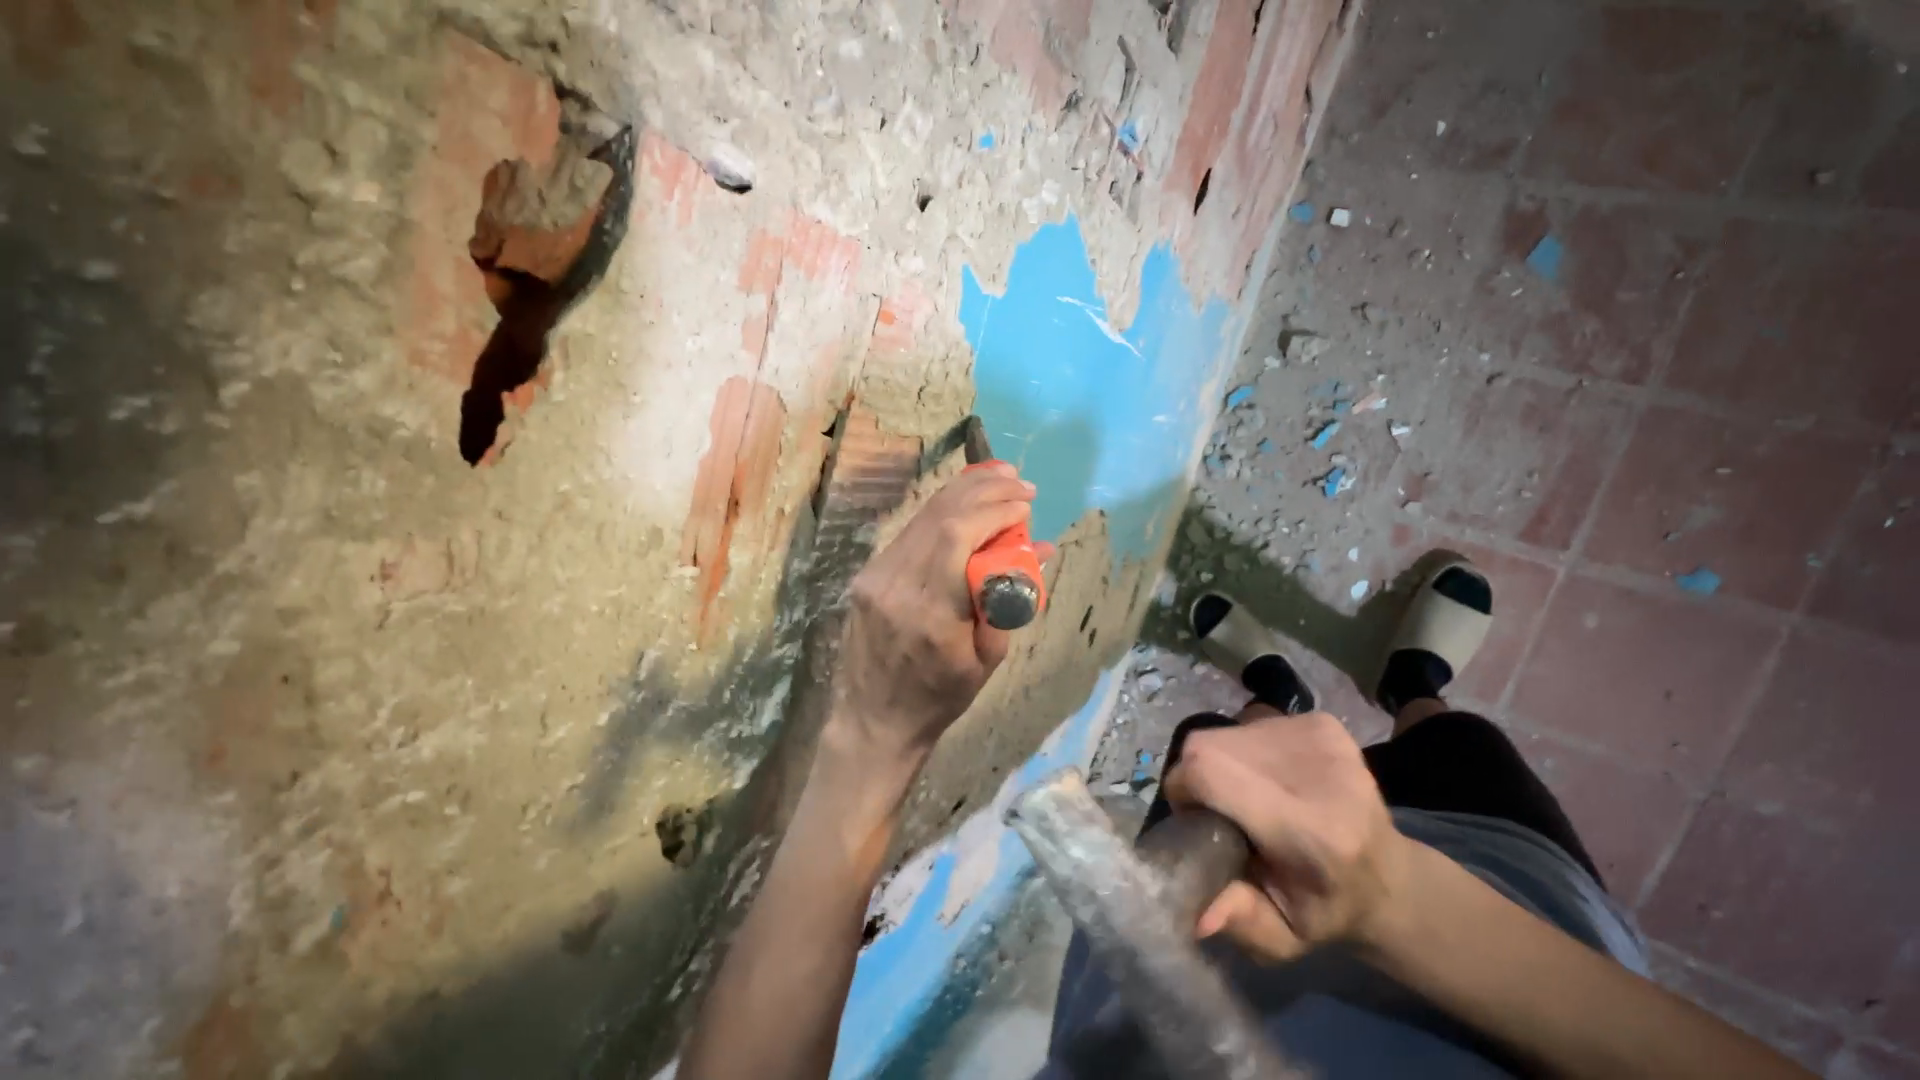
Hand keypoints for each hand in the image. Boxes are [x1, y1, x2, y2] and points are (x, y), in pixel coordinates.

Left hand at [831, 463, 1054, 760]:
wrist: (873, 720)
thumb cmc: (939, 699)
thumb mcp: (987, 660)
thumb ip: (1010, 601)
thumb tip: (1040, 549)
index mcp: (930, 613)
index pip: (956, 537)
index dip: (993, 510)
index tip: (1025, 504)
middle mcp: (896, 586)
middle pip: (939, 517)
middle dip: (983, 491)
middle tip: (1019, 482)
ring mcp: (874, 578)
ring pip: (920, 518)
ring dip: (962, 494)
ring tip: (999, 479)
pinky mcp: (866, 577)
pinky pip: (908, 534)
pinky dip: (940, 514)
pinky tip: (964, 504)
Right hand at [1163, 707, 1411, 961]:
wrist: (1391, 877)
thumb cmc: (1328, 909)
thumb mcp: (1286, 937)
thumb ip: (1242, 921)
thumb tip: (1199, 916)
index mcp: (1309, 831)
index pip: (1212, 772)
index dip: (1183, 788)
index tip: (1190, 819)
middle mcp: (1317, 772)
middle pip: (1208, 746)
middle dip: (1195, 776)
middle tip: (1214, 812)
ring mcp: (1321, 739)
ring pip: (1226, 732)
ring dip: (1220, 762)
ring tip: (1244, 797)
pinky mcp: (1323, 723)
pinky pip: (1250, 723)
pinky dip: (1245, 749)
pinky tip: (1267, 778)